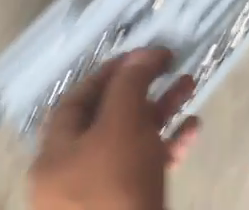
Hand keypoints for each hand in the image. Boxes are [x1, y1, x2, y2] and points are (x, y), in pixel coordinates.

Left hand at [30, 47, 200, 209]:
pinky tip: (192, 129)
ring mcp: (96, 190)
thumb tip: (141, 55)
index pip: (76, 100)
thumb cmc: (114, 186)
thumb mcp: (121, 127)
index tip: (144, 53)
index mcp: (56, 153)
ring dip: (161, 109)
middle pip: (107, 116)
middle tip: (173, 66)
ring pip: (130, 137)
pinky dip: (168, 142)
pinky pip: (145, 164)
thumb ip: (129, 86)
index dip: (109, 72)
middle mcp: (70, 170)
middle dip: (143, 87)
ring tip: (190, 87)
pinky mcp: (124, 202)